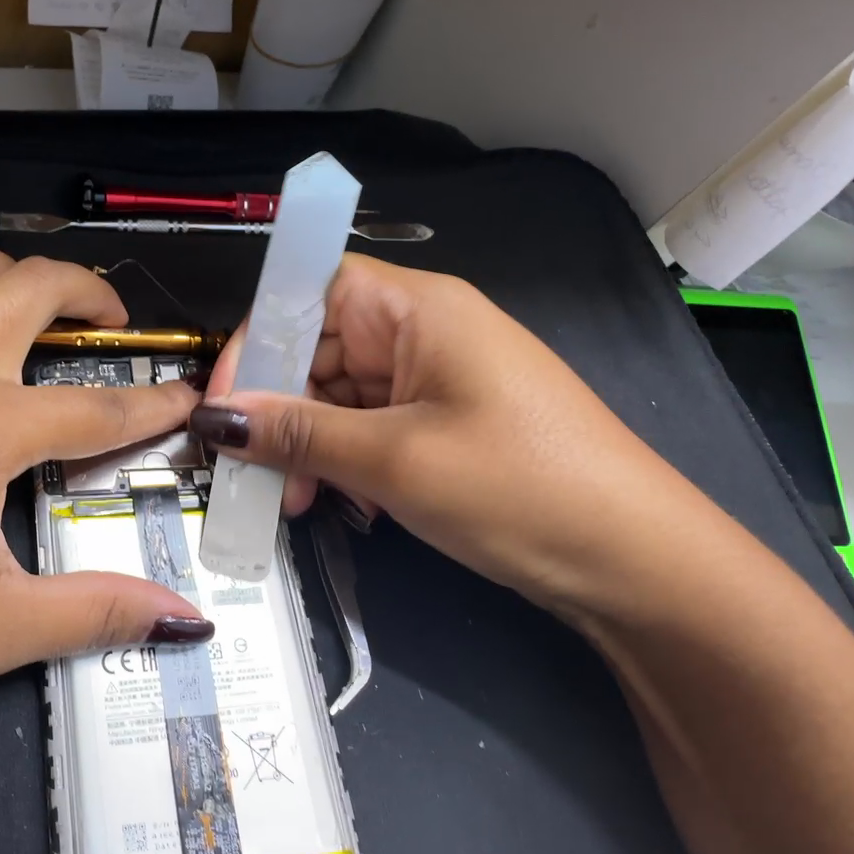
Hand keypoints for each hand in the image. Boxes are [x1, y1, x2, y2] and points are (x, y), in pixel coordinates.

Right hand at [191, 254, 692, 608]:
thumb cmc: (518, 486)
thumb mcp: (393, 460)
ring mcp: (434, 379)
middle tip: (248, 467)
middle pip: (317, 345)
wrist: (639, 565)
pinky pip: (366, 425)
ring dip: (305, 442)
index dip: (257, 335)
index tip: (224, 400)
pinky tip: (334, 501)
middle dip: (277, 404)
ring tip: (294, 500)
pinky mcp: (443, 422)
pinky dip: (340, 459)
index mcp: (416, 310)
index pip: (308, 289)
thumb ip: (295, 432)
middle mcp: (422, 332)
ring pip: (336, 393)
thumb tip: (215, 418)